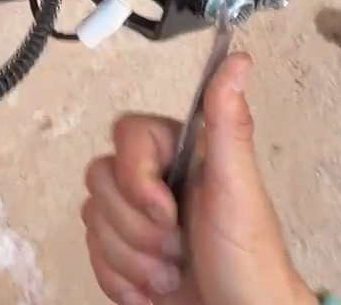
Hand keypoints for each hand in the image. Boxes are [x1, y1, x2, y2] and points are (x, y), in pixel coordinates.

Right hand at [81, 53, 316, 304]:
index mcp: (178, 152)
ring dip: (132, 260)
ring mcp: (134, 218)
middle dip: (136, 228)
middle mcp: (152, 178)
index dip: (137, 178)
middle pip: (101, 178)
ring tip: (170, 275)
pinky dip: (121, 282)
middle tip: (176, 249)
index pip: (126, 135)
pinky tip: (154, 292)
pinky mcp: (122, 254)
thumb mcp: (238, 189)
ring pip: (92, 219)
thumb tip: (239, 59)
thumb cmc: (248, 260)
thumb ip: (229, 123)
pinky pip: (92, 255)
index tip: (166, 212)